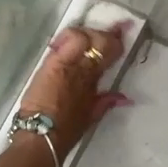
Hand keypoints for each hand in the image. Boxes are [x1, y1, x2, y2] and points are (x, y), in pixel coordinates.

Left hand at [16, 23, 132, 159]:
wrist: (43, 134)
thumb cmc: (67, 130)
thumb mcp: (92, 115)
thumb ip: (107, 102)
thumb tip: (124, 97)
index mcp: (95, 81)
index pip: (111, 52)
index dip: (116, 41)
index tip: (121, 32)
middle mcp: (85, 68)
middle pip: (100, 41)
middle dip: (105, 34)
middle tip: (103, 32)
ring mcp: (68, 63)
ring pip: (84, 36)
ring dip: (87, 34)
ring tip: (83, 36)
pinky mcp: (52, 62)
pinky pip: (67, 40)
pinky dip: (70, 36)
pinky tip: (66, 39)